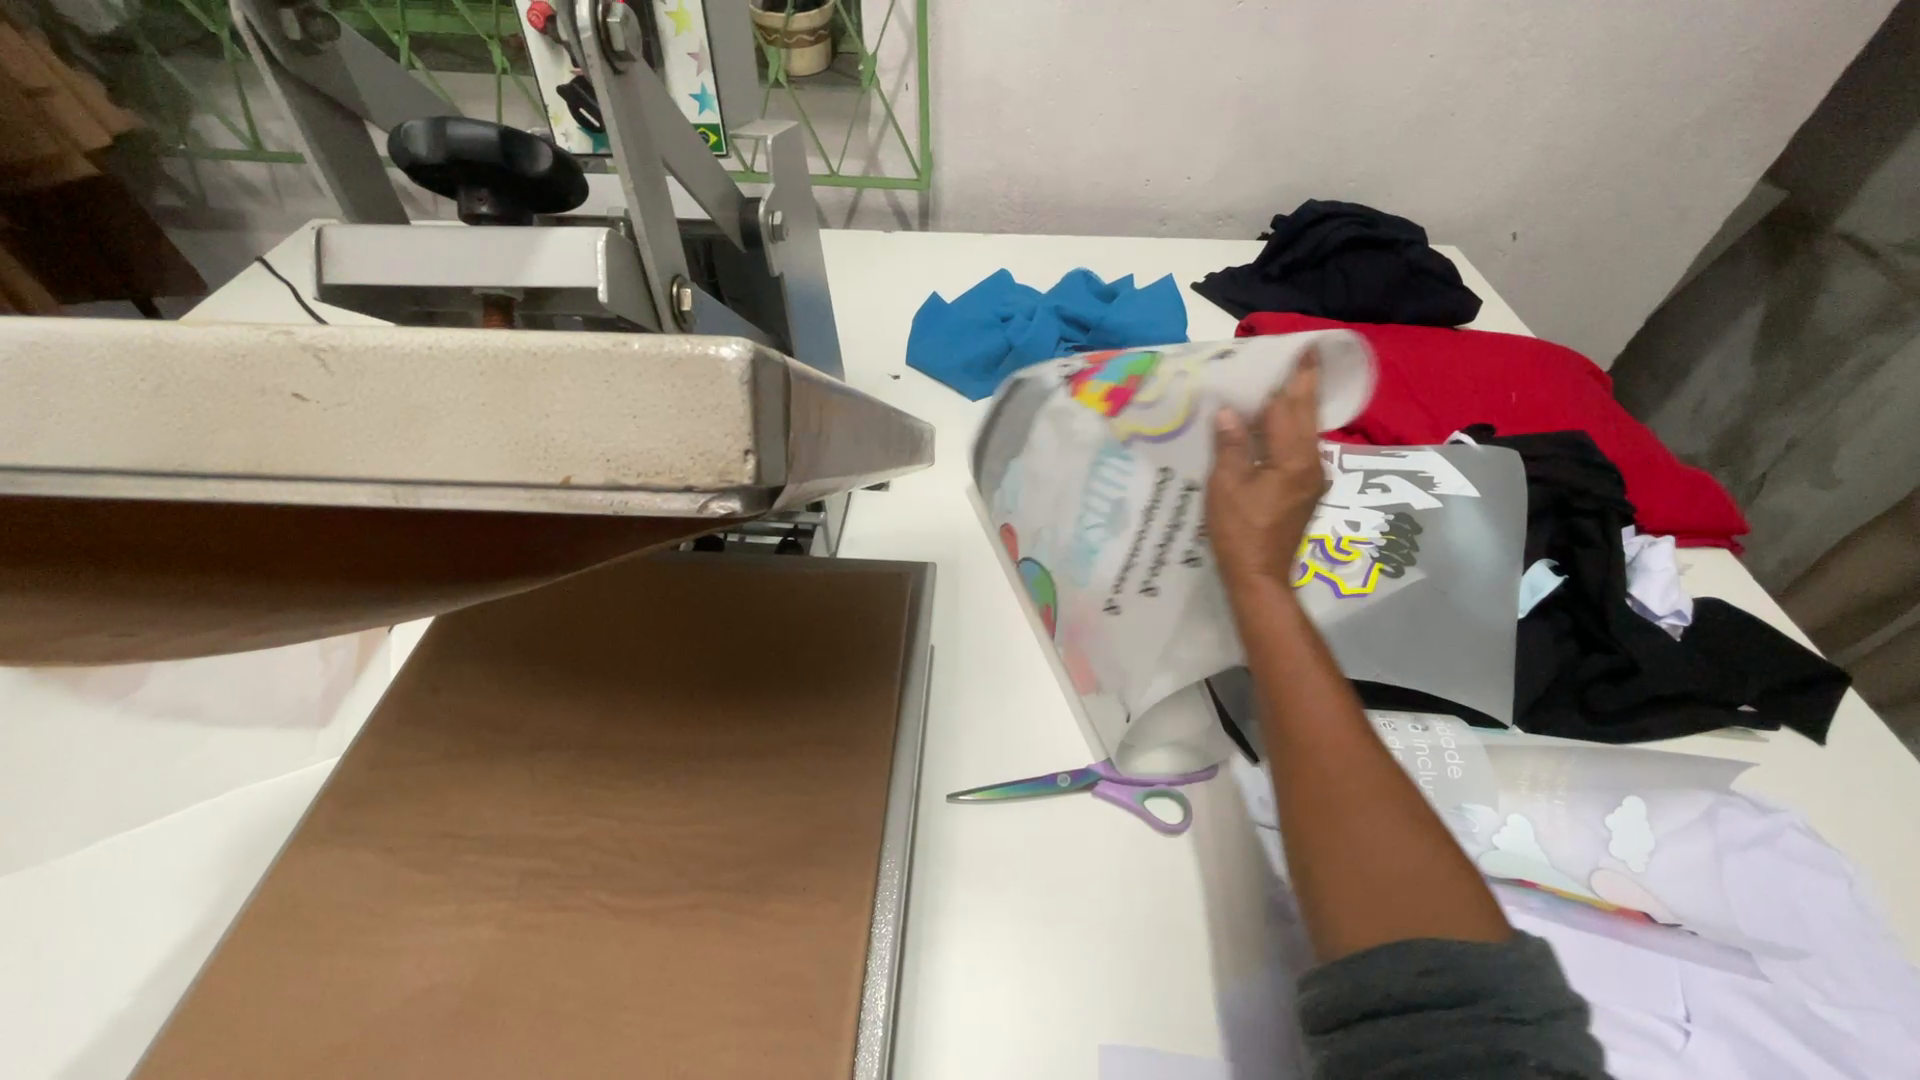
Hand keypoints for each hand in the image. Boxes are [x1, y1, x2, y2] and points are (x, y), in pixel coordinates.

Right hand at [1205, 351, 1328, 587]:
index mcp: (1293, 459)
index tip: (1304, 349)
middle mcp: (1311, 463)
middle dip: (1304, 385)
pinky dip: (1289, 429)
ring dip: (1296, 406)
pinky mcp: (1304, 491)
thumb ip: (1231, 445)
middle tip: (1304, 356)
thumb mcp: (1226, 486)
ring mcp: (1311, 479)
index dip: (1293, 378)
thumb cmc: (1239, 531)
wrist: (1260, 576)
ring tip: (1286, 383)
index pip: (1290, 407)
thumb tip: (1231, 412)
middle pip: (1306, 415)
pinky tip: (1275, 424)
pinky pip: (1299, 448)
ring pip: (1306, 432)